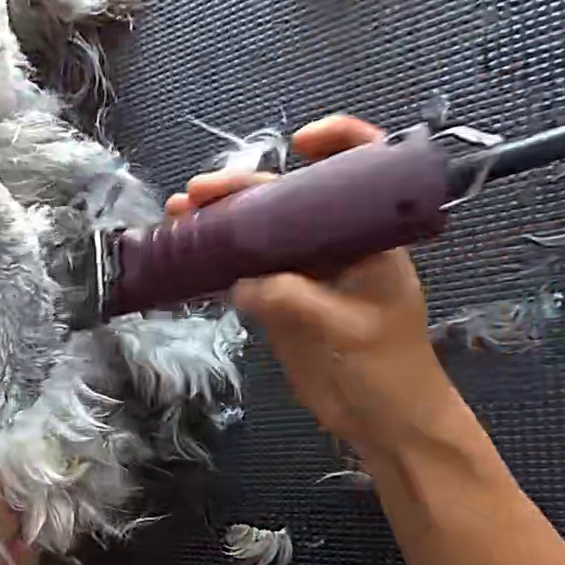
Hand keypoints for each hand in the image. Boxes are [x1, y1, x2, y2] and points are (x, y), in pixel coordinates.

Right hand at [166, 116, 465, 465]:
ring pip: (259, 239)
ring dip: (220, 229)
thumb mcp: (344, 329)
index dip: (337, 143)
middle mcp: (334, 248)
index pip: (362, 170)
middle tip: (194, 196)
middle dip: (241, 193)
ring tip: (178, 221)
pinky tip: (189, 264)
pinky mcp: (282, 306)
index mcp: (368, 239)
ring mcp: (304, 277)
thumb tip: (239, 282)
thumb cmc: (386, 370)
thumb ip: (292, 299)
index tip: (297, 142)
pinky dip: (218, 270)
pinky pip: (246, 278)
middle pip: (287, 203)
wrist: (384, 423)